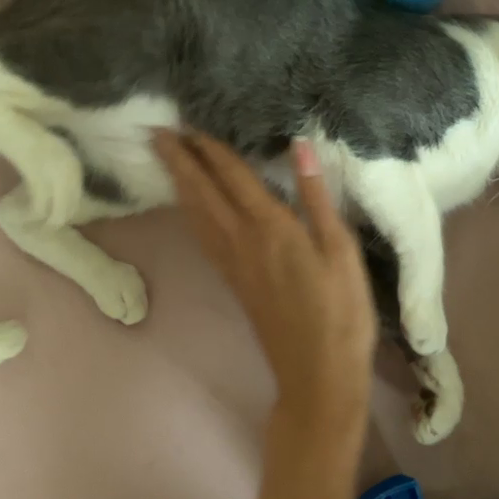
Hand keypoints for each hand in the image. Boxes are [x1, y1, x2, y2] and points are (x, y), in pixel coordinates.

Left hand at [156, 131, 375, 413]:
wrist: (317, 376)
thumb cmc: (340, 311)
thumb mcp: (340, 250)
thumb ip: (317, 196)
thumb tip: (299, 145)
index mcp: (270, 226)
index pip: (232, 175)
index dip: (210, 147)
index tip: (187, 122)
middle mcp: (242, 239)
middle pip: (203, 191)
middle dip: (181, 159)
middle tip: (158, 132)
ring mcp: (233, 262)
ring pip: (197, 213)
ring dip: (179, 181)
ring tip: (164, 158)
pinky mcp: (233, 280)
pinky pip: (202, 234)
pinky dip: (189, 210)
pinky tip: (187, 205)